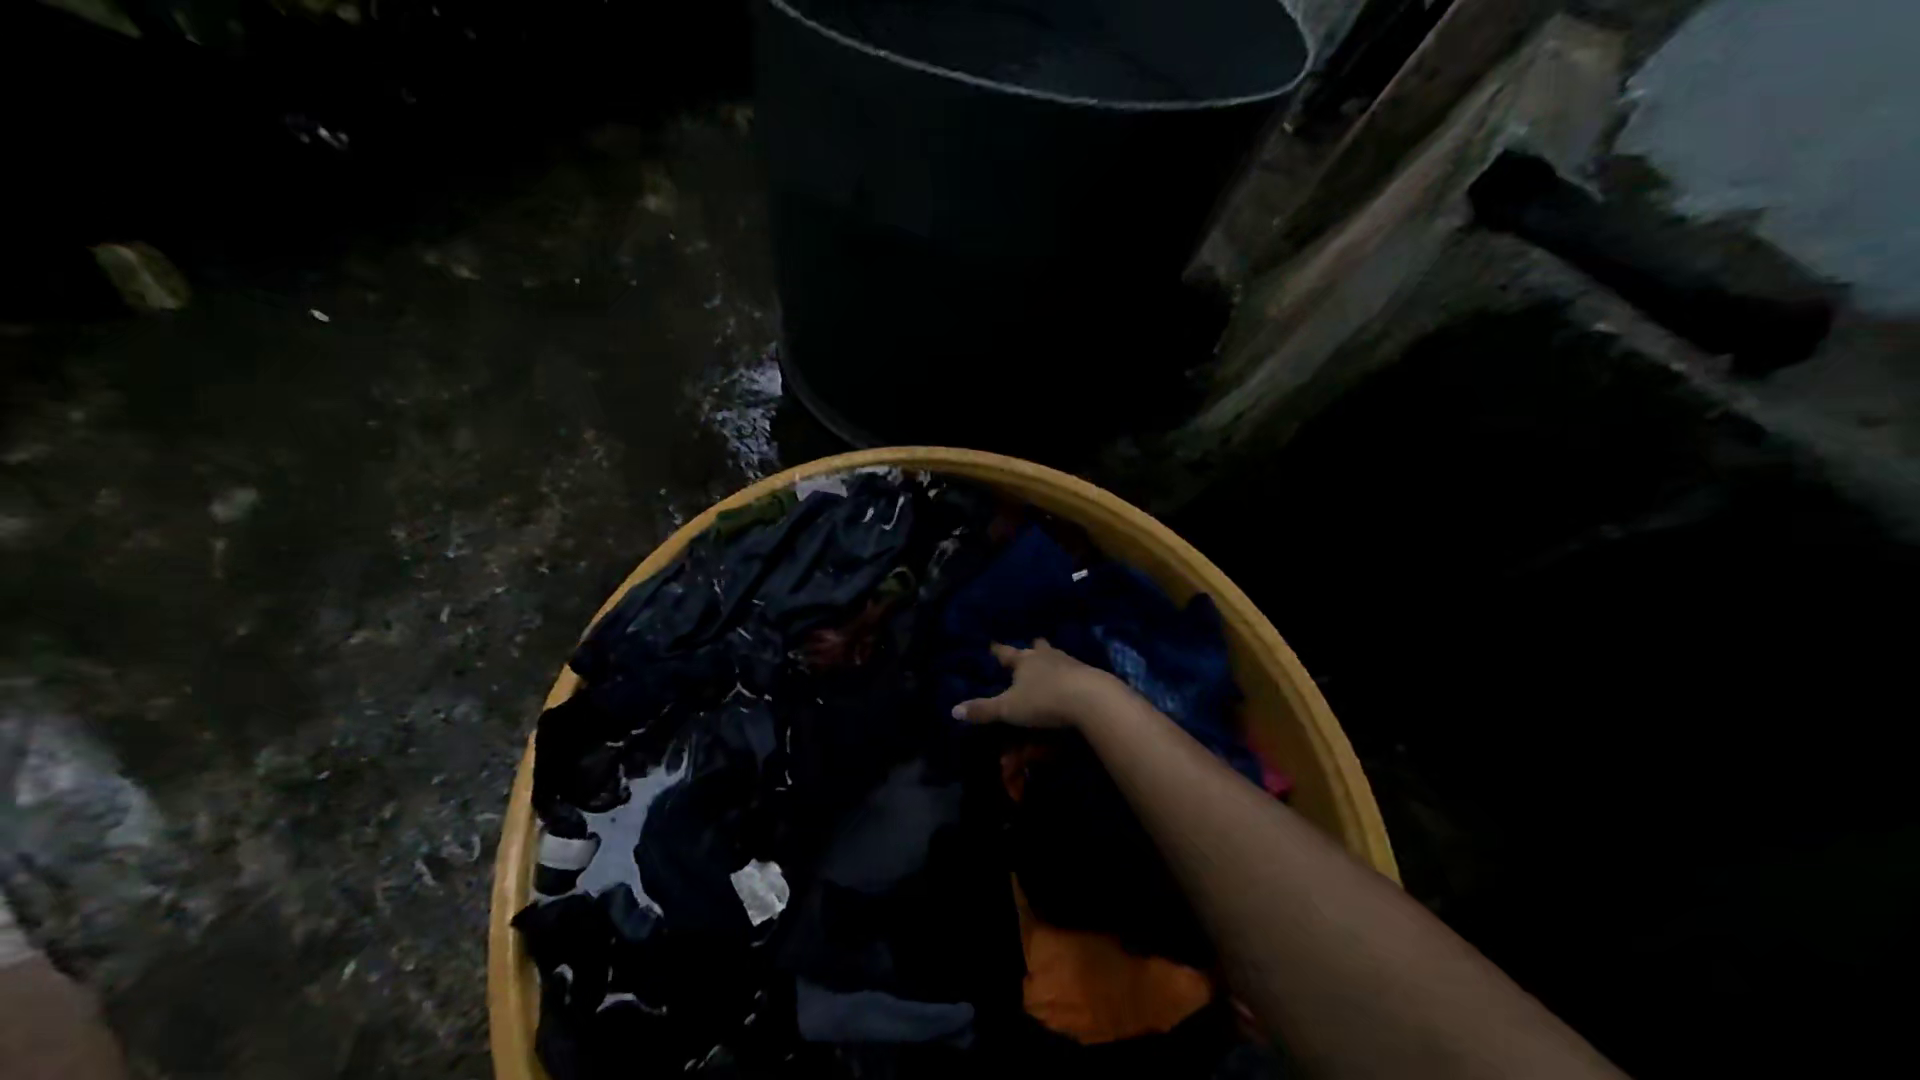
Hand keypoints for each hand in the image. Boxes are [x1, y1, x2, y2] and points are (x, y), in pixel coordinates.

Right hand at [950, 639, 1125, 727]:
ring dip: (1052, 659)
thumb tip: (953, 710)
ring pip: (1057, 656)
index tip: (992, 644)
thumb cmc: (1044, 700)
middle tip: (1030, 647)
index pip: (1006, 652)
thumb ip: (983, 710)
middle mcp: (1046, 656)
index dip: (998, 650)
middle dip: (1032, 648)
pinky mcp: (1089, 674)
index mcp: (1024, 660)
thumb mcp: (1009, 708)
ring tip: (1050, 663)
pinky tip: (1071, 680)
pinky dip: (1070, 674)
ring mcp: (1070, 663)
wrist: (1091, 699)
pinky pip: (1075, 671)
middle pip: (1037, 648)